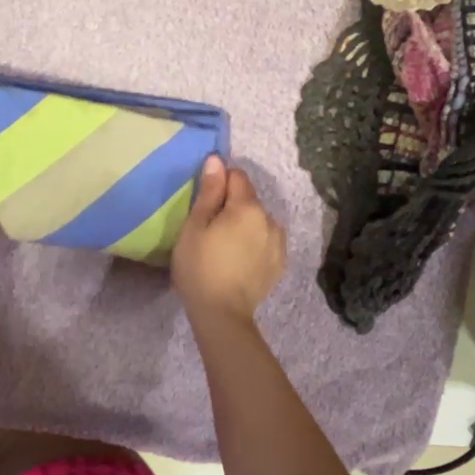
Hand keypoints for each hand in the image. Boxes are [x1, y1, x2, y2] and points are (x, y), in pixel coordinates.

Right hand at [172, 156, 285, 321]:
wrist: (222, 314)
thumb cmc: (200, 267)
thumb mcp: (194, 226)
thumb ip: (209, 192)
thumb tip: (217, 160)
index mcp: (248, 207)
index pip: (237, 177)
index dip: (219, 183)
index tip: (204, 202)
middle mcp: (270, 219)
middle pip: (249, 200)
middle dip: (231, 206)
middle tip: (209, 230)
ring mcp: (279, 243)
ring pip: (259, 222)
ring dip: (244, 226)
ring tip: (224, 248)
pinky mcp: (280, 264)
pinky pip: (265, 241)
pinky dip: (254, 244)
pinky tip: (238, 261)